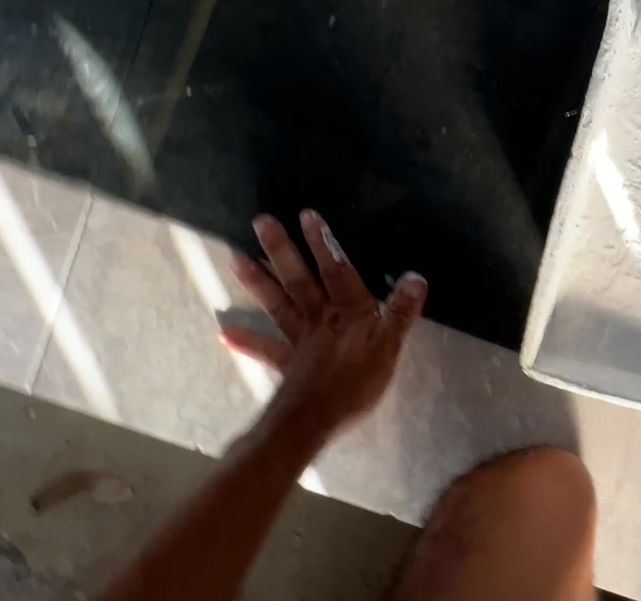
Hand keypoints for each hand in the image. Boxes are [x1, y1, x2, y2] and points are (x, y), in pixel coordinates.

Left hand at [222, 209, 426, 443]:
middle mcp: (320, 318)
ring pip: (279, 303)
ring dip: (258, 280)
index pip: (337, 270)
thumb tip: (416, 276)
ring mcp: (299, 340)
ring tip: (237, 256)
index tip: (308, 216)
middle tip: (262, 222)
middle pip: (301, 279)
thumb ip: (401, 312)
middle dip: (283, 250)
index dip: (324, 243)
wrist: (311, 424)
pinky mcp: (287, 363)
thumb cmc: (356, 383)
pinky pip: (265, 349)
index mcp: (349, 312)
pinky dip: (245, 340)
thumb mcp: (390, 346)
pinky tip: (224, 331)